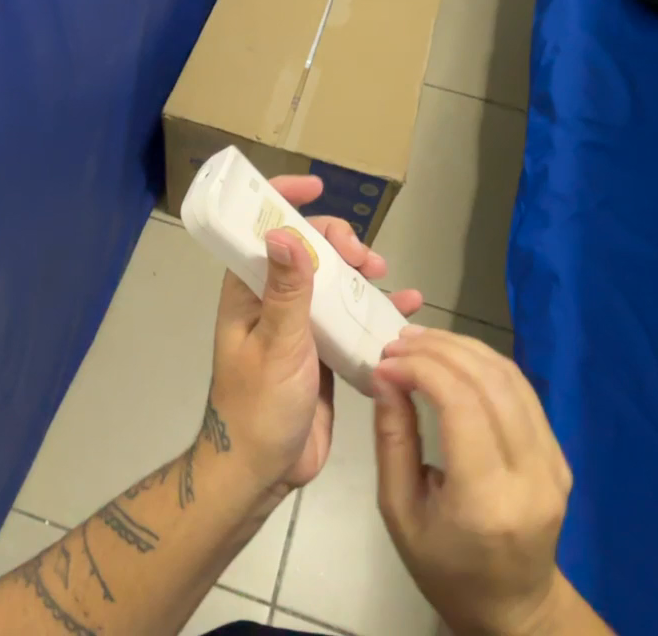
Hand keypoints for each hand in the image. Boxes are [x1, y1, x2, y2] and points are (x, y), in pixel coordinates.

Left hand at [206, 174, 423, 501]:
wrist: (263, 471)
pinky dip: (379, 309)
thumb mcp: (277, 345)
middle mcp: (274, 301)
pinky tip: (409, 305)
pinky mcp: (325, 351)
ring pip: (334, 281)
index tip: (315, 187)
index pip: (261, 231)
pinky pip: (352, 318)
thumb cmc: (258, 406)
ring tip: (385, 274)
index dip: (284, 202)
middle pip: (308, 251)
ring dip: (362, 272)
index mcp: (249, 292)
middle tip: (365, 256)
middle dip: (338, 241)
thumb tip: (284, 231)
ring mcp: (301, 325)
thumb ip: (286, 290)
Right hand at [372, 328, 585, 635]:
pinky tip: (452, 356)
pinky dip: (484, 363)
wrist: (513, 606)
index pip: (462, 406)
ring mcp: (554, 464)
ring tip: (420, 340)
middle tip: (398, 342)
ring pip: (511, 378)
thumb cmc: (444, 567)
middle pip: (490, 383)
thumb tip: (385, 376)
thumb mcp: (399, 512)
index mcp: (487, 501)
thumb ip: (393, 440)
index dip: (421, 369)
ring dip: (463, 347)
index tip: (385, 362)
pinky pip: (522, 392)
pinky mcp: (559, 454)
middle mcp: (531, 476)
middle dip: (439, 349)